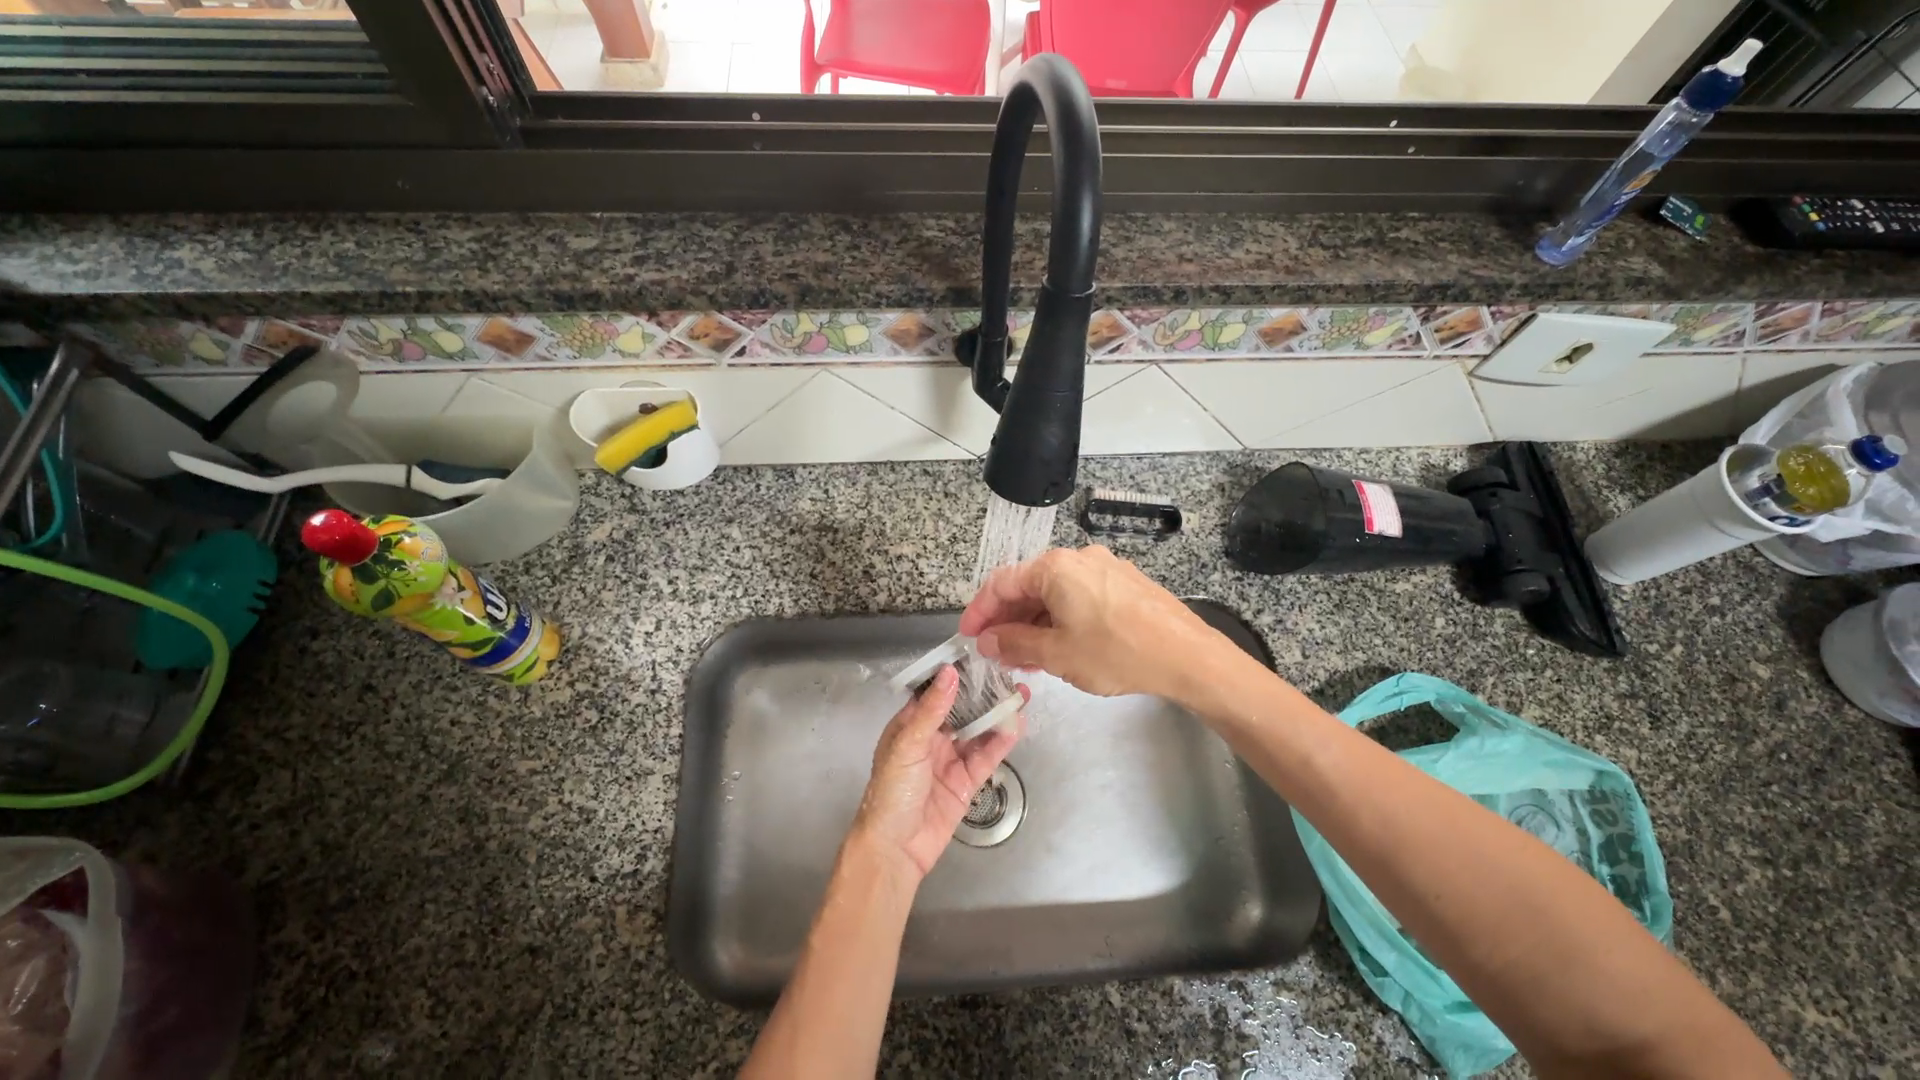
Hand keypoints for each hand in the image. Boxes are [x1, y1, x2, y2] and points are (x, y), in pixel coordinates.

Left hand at [849, 664, 1022, 879]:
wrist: (895, 849)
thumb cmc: (891, 793)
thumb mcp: (908, 746)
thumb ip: (931, 710)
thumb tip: (950, 673)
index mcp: (909, 727)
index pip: (935, 694)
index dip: (956, 676)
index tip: (979, 657)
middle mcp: (930, 740)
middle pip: (961, 711)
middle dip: (982, 695)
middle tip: (1008, 675)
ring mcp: (949, 762)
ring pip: (977, 732)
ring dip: (996, 716)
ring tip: (1019, 696)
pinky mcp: (965, 783)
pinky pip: (986, 757)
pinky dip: (1001, 742)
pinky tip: (1016, 726)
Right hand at [958, 546, 1229, 701]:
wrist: (1188, 656)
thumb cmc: (1117, 653)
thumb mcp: (1057, 654)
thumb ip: (1015, 644)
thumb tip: (988, 640)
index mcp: (1055, 568)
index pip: (1002, 583)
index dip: (980, 611)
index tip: (969, 637)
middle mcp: (1079, 558)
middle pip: (1029, 586)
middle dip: (1009, 621)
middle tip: (998, 654)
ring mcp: (1106, 568)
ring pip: (1056, 593)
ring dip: (1035, 623)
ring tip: (1027, 658)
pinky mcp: (1126, 583)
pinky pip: (1081, 596)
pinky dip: (1062, 619)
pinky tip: (1062, 647)